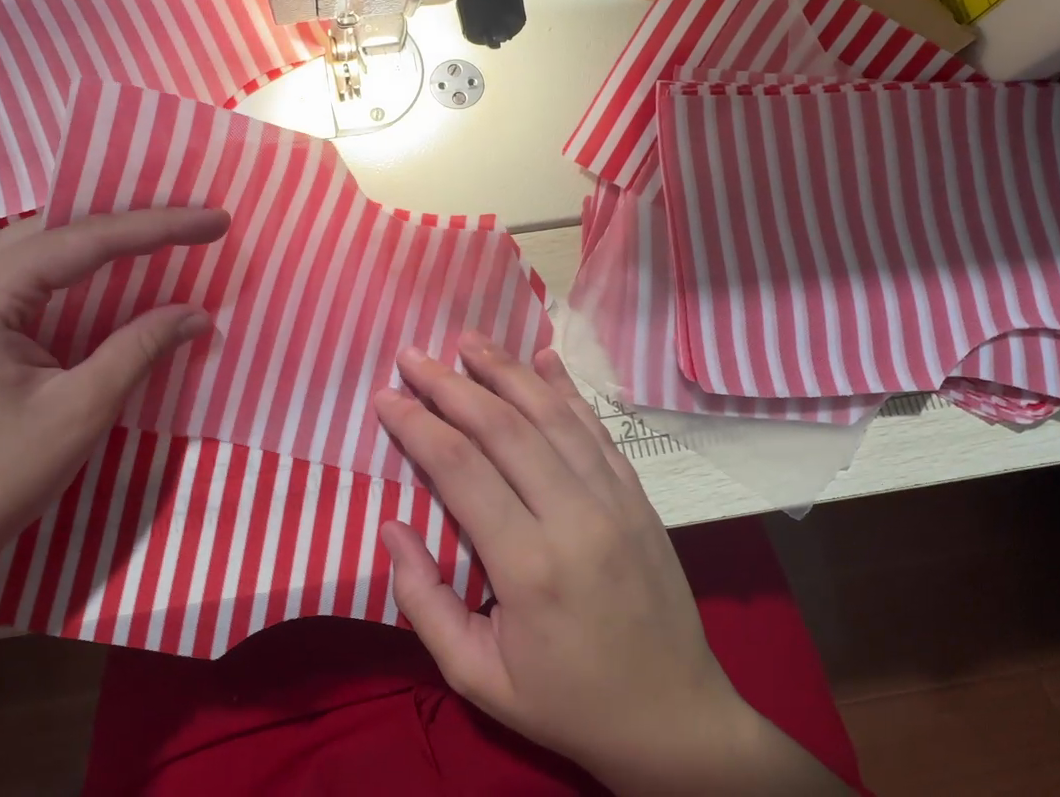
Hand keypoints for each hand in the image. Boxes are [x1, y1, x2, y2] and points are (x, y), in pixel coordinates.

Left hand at [0, 208, 229, 595]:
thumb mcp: (78, 412)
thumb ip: (138, 350)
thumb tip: (197, 313)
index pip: (84, 239)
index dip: (158, 226)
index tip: (216, 219)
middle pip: (57, 232)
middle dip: (129, 223)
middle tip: (192, 221)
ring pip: (38, 254)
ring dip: (100, 247)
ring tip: (161, 239)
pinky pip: (23, 283)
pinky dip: (74, 278)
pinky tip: (108, 282)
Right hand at [375, 333, 844, 795]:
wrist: (674, 718)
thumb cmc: (566, 702)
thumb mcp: (477, 677)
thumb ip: (424, 603)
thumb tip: (390, 527)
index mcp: (528, 566)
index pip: (460, 469)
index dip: (418, 425)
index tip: (385, 398)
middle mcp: (575, 518)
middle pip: (504, 427)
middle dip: (452, 385)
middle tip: (413, 355)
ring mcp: (615, 501)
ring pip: (554, 416)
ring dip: (507, 372)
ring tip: (468, 340)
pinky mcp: (640, 497)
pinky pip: (598, 430)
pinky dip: (567, 389)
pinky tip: (544, 359)